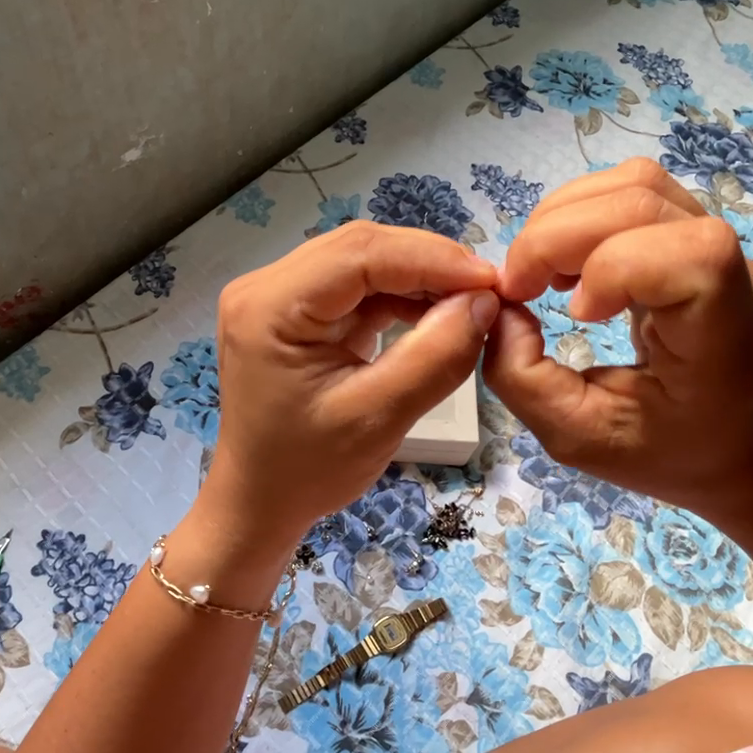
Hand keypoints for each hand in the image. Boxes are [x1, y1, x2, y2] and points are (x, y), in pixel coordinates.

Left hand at [203, 221, 498, 556]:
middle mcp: (265, 287)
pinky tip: (437, 315)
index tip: (492, 281)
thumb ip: (435, 355)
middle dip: (428, 264)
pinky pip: (356, 289)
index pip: (359, 254)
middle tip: (489, 292)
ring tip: (471, 305)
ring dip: (418, 280)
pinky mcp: (296, 313)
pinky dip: (399, 298)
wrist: (260, 503)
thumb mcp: (378, 417)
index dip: (432, 259)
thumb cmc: (308, 470)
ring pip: (361, 264)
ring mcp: (278, 297)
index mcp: (270, 306)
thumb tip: (485, 301)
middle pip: (359, 249)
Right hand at [483, 158, 752, 518]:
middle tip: (520, 285)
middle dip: (557, 234)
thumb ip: (522, 378)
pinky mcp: (712, 236)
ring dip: (565, 217)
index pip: (692, 255)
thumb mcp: (576, 439)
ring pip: (639, 183)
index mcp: (728, 346)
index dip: (612, 265)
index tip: (570, 312)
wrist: (743, 450)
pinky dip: (583, 216)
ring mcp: (738, 250)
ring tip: (543, 272)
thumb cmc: (666, 454)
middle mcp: (748, 282)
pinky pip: (641, 195)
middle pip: (645, 201)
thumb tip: (499, 308)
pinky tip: (571, 264)